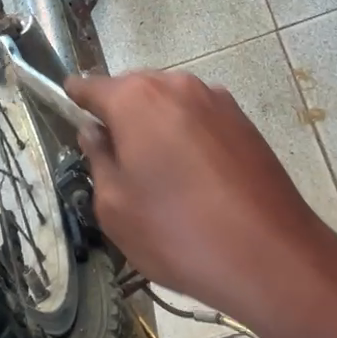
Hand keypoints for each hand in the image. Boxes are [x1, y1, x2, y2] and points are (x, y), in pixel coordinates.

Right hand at [64, 70, 334, 317]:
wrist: (269, 253)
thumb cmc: (177, 232)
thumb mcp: (115, 207)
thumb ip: (98, 160)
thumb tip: (95, 132)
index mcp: (136, 98)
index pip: (92, 86)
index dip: (76, 97)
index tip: (67, 103)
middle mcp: (176, 84)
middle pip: (133, 90)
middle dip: (120, 115)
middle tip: (114, 158)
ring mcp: (214, 98)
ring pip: (169, 103)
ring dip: (156, 126)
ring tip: (158, 174)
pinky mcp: (242, 119)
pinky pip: (199, 117)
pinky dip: (187, 136)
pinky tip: (193, 178)